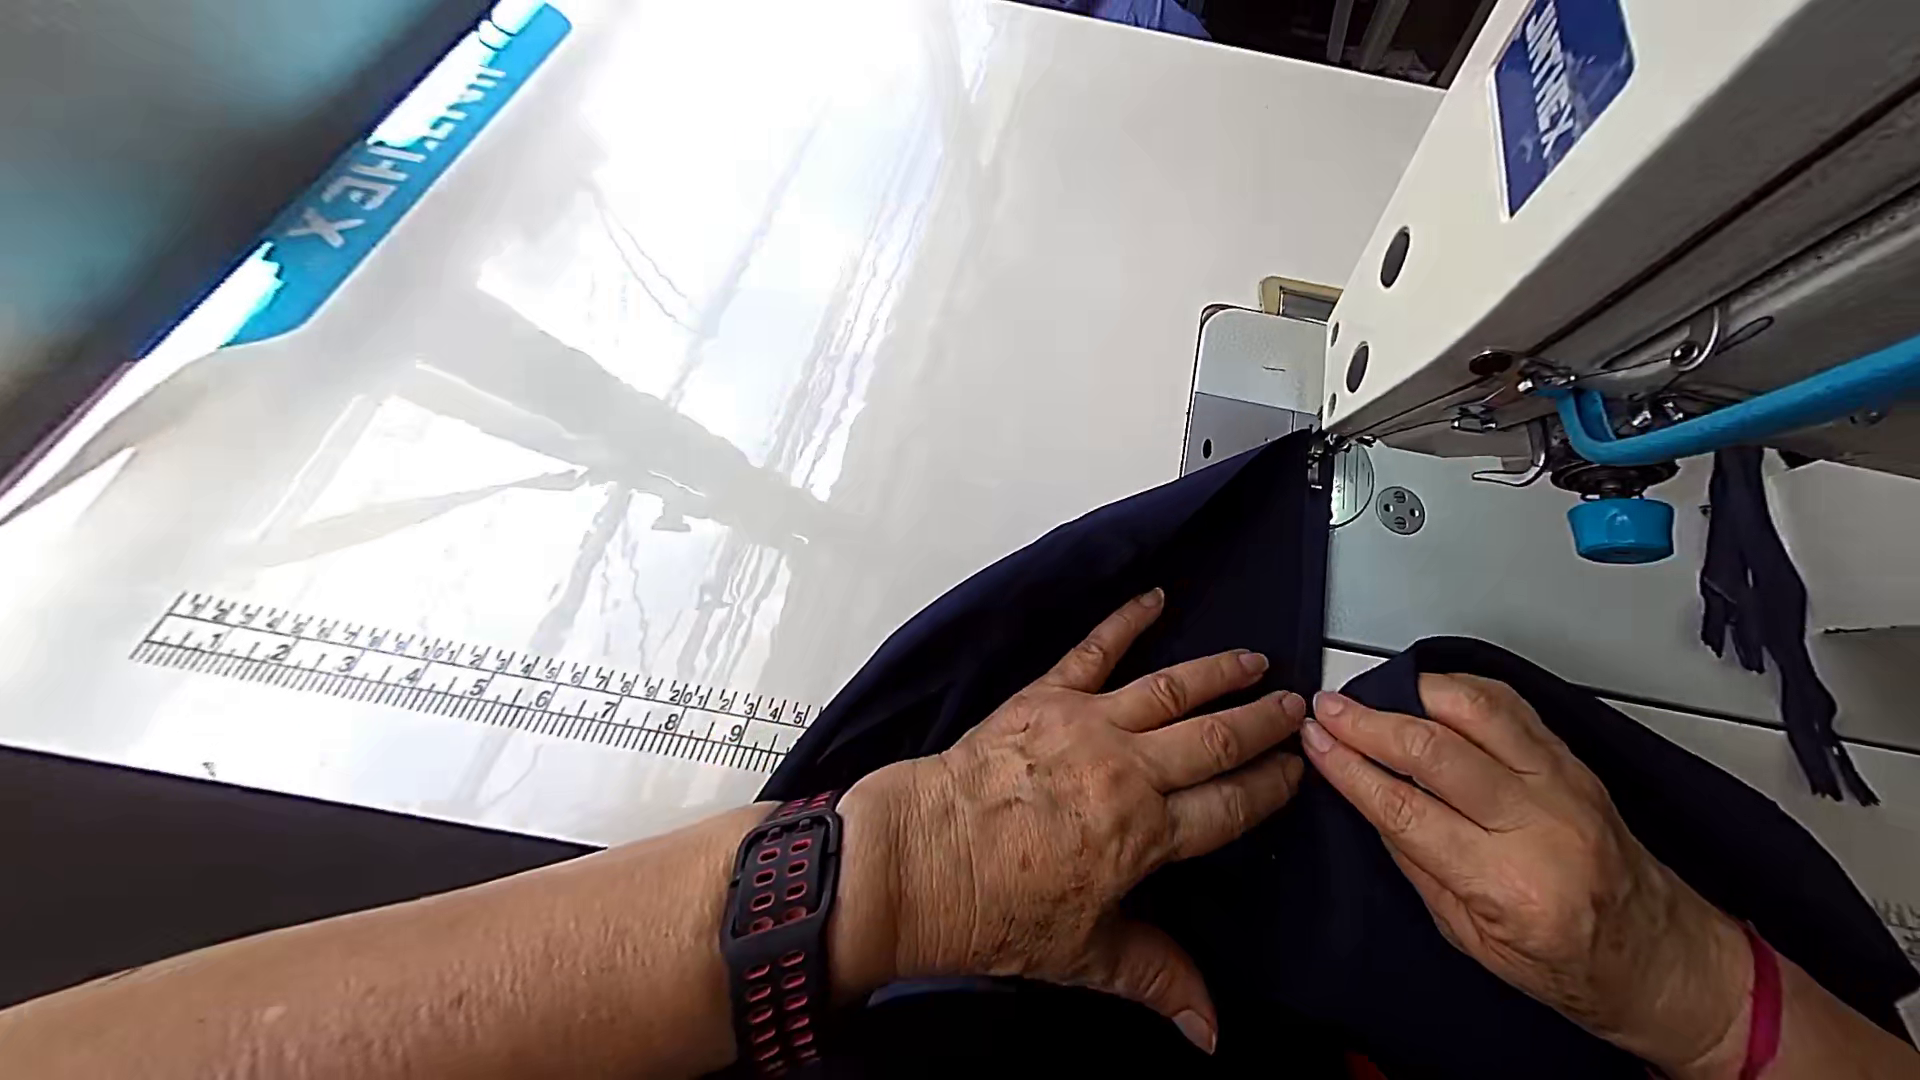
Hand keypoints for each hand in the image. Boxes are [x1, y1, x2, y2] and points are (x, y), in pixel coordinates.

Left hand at [830, 590, 1306, 1053]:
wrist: (923, 855)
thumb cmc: (995, 905)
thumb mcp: (1084, 954)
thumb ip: (1157, 977)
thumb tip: (1210, 1027)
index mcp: (1144, 835)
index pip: (1230, 806)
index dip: (1270, 787)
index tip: (1297, 770)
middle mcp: (1126, 771)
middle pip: (1215, 739)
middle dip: (1262, 723)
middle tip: (1293, 708)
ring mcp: (1086, 726)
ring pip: (1171, 690)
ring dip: (1218, 674)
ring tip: (1252, 661)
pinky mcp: (1046, 697)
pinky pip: (1095, 650)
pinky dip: (1125, 621)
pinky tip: (1153, 599)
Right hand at [1299, 674, 1754, 1078]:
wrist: (1673, 966)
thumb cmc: (1569, 965)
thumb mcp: (1466, 934)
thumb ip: (1411, 856)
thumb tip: (1361, 789)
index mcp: (1511, 888)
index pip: (1403, 809)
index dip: (1346, 766)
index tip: (1313, 740)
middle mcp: (1544, 829)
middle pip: (1432, 751)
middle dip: (1365, 722)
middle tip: (1326, 707)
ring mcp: (1566, 787)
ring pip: (1474, 712)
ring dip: (1409, 693)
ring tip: (1369, 694)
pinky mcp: (1576, 764)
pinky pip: (1508, 705)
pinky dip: (1455, 688)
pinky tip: (1423, 691)